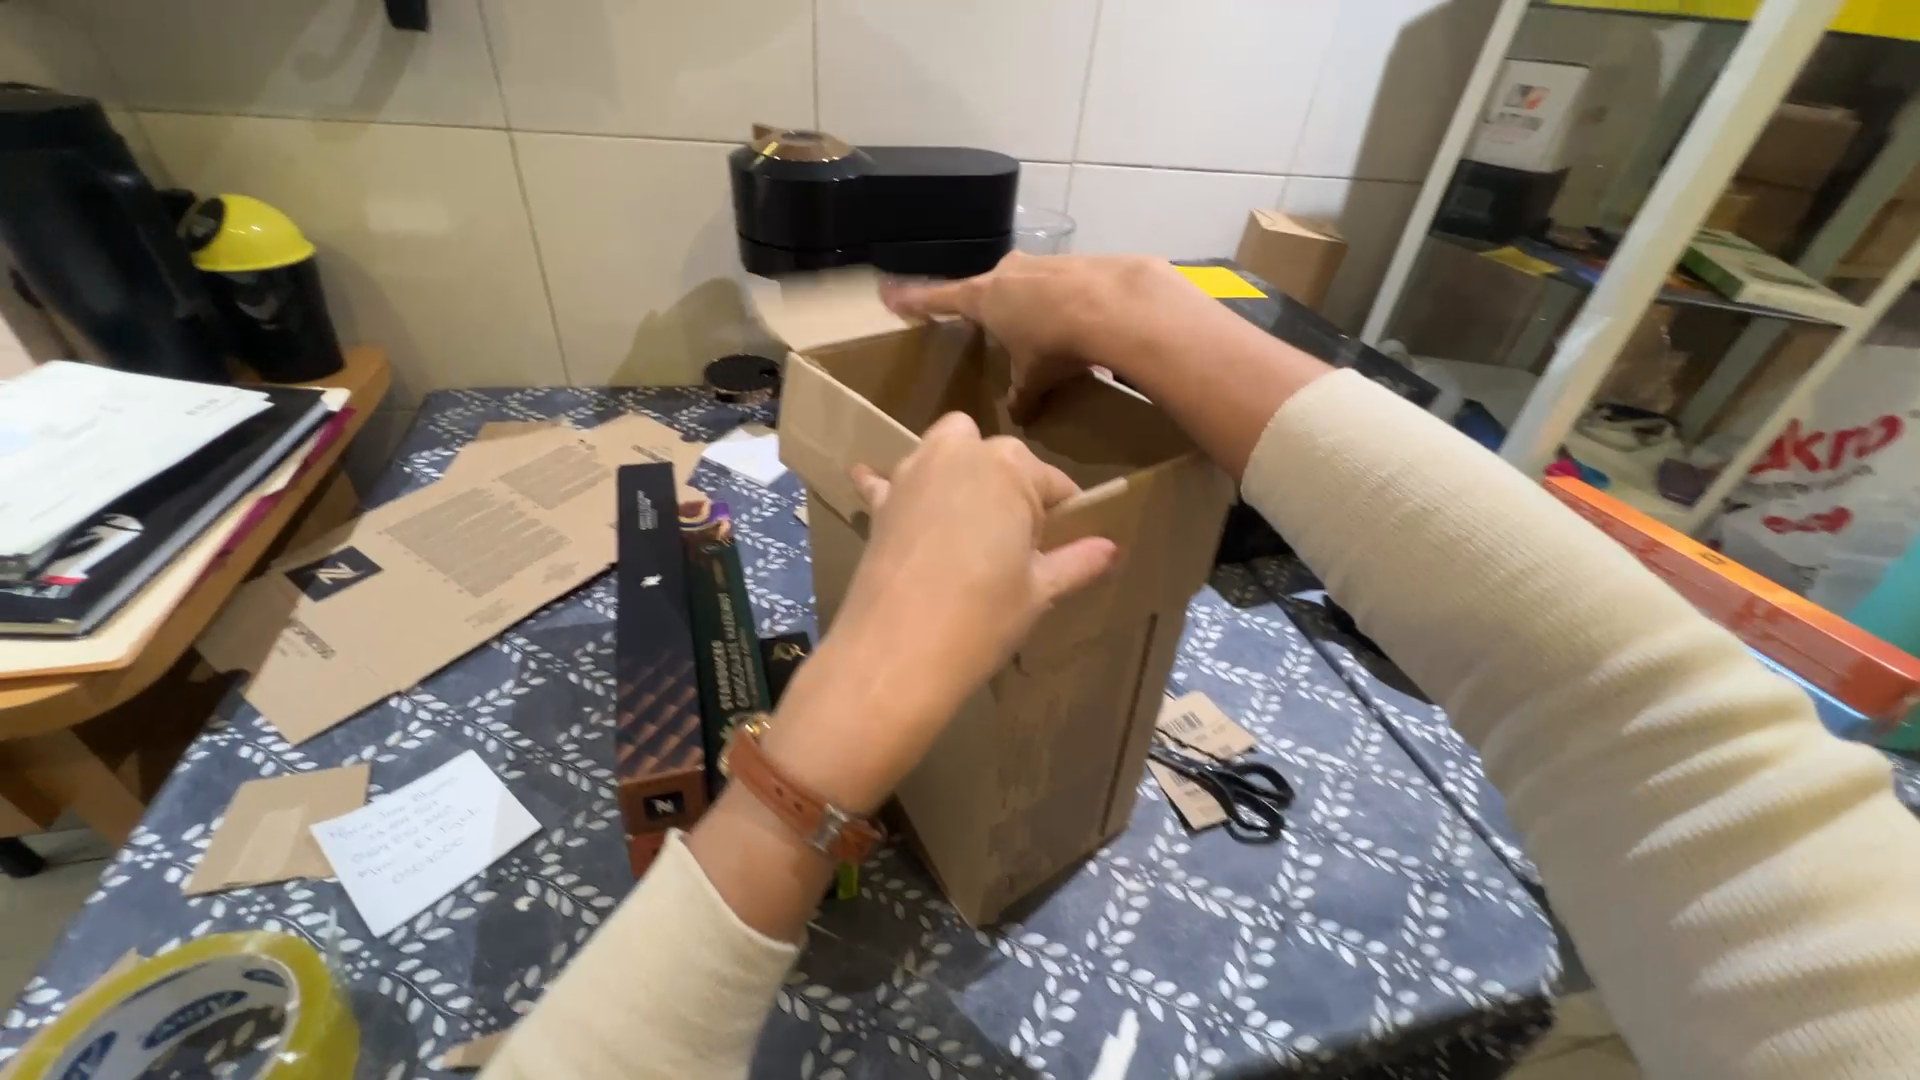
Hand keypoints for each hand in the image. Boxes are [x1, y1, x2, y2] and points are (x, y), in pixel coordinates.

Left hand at [759, 411, 1118, 813]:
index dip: (1064, 517)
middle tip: (1014, 541)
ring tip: (967, 520)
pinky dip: (894, 487)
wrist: (895, 652)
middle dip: (1011, 487)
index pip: (1055, 483)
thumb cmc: (981, 617)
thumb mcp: (1039, 591)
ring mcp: (913, 472)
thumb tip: (1112, 549)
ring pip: (945, 449)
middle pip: (999, 458)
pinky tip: (898, 504)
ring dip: (959, 470)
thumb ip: (1078, 561)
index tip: (1063, 548)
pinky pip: (886, 480)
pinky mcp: (880, 501)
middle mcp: (960, 453)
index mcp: (1011, 467)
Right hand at [886, 252, 1330, 478]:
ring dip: (1033, 309)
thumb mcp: (1033, 378)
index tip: (889, 295)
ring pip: (1028, 287)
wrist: (1116, 305)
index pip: (938, 300)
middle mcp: (1008, 272)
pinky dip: (1065, 306)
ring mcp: (1044, 262)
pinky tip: (1082, 326)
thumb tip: (1019, 415)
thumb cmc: (1057, 343)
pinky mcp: (1079, 261)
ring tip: (1050, 336)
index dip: (914, 302)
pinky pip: (1062, 287)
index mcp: (984, 297)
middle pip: (989, 291)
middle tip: (994, 331)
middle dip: (990, 311)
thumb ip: (1021, 396)